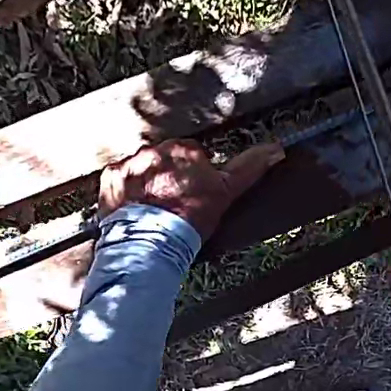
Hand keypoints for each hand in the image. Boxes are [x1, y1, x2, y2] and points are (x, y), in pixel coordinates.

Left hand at [98, 139, 283, 238]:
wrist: (152, 240)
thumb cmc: (191, 218)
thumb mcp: (225, 193)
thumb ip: (250, 168)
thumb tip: (278, 149)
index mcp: (185, 150)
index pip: (194, 158)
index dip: (196, 180)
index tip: (194, 198)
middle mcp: (157, 149)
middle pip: (167, 161)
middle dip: (171, 178)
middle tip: (174, 206)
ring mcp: (132, 162)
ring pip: (144, 169)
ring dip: (149, 185)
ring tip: (154, 212)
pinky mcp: (112, 177)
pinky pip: (120, 179)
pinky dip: (127, 192)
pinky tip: (135, 210)